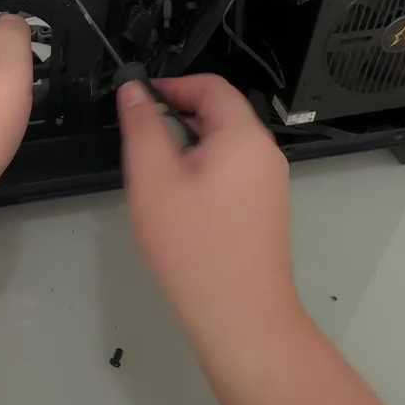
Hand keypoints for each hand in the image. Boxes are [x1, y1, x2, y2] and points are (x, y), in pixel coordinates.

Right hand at [118, 74, 298, 343]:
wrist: (241, 318)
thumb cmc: (194, 246)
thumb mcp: (153, 179)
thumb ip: (142, 127)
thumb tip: (134, 90)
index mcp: (242, 136)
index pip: (209, 85)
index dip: (171, 85)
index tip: (139, 99)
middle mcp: (264, 152)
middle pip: (219, 112)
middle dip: (177, 114)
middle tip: (142, 136)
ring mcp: (270, 182)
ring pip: (225, 142)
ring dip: (189, 142)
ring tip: (157, 169)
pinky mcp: (266, 207)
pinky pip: (233, 168)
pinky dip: (205, 166)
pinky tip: (181, 198)